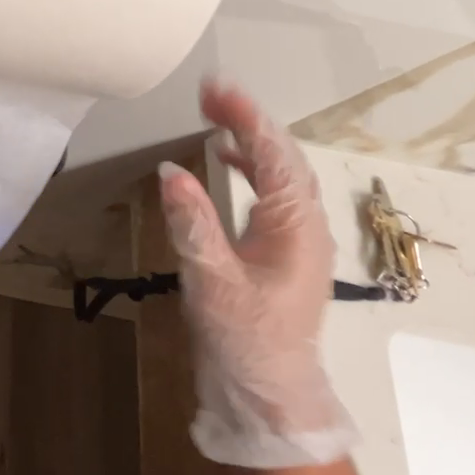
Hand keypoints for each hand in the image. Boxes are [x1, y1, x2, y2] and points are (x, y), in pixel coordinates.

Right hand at [157, 80, 354, 468]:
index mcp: (295, 227)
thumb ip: (193, 222)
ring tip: (214, 114)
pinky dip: (248, 165)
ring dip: (248, 139)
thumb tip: (171, 170)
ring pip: (278, 172)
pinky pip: (269, 192)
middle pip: (281, 158)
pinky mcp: (279, 248)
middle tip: (209, 92)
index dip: (246, 117)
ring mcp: (294, 236)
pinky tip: (225, 158)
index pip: (274, 156)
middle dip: (248, 120)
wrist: (267, 387)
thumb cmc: (245, 335)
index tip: (217, 87)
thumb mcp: (212, 279)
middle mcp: (303, 225)